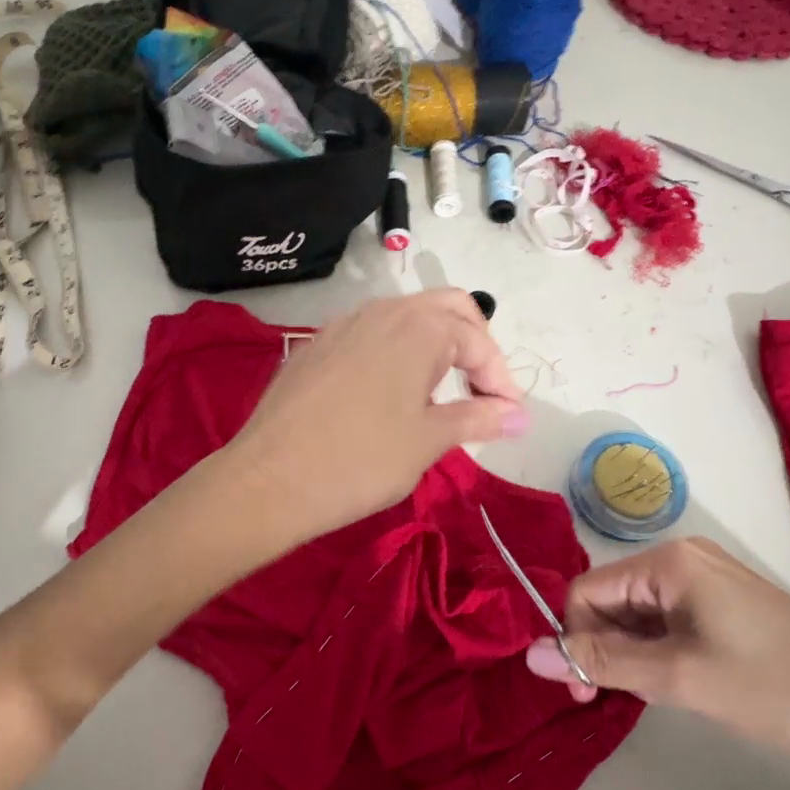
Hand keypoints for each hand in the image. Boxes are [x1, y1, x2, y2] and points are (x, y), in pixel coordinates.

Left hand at [221, 289, 528, 542]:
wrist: (269, 480)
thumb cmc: (360, 460)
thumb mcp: (428, 441)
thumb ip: (478, 418)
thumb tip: (520, 415)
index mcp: (419, 328)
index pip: (478, 340)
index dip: (500, 378)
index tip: (507, 417)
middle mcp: (381, 312)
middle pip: (446, 309)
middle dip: (473, 344)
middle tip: (480, 391)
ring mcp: (342, 326)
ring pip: (403, 318)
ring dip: (433, 345)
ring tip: (440, 394)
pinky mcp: (314, 348)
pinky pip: (368, 336)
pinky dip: (394, 354)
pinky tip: (387, 396)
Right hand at [526, 539, 789, 781]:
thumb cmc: (773, 688)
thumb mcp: (678, 677)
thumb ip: (601, 661)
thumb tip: (530, 652)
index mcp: (669, 562)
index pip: (586, 591)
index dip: (575, 639)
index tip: (586, 695)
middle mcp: (683, 559)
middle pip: (610, 600)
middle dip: (605, 649)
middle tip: (622, 700)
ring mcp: (707, 581)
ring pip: (637, 615)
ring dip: (633, 656)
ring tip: (663, 694)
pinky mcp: (724, 605)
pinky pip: (667, 622)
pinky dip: (659, 654)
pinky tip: (683, 683)